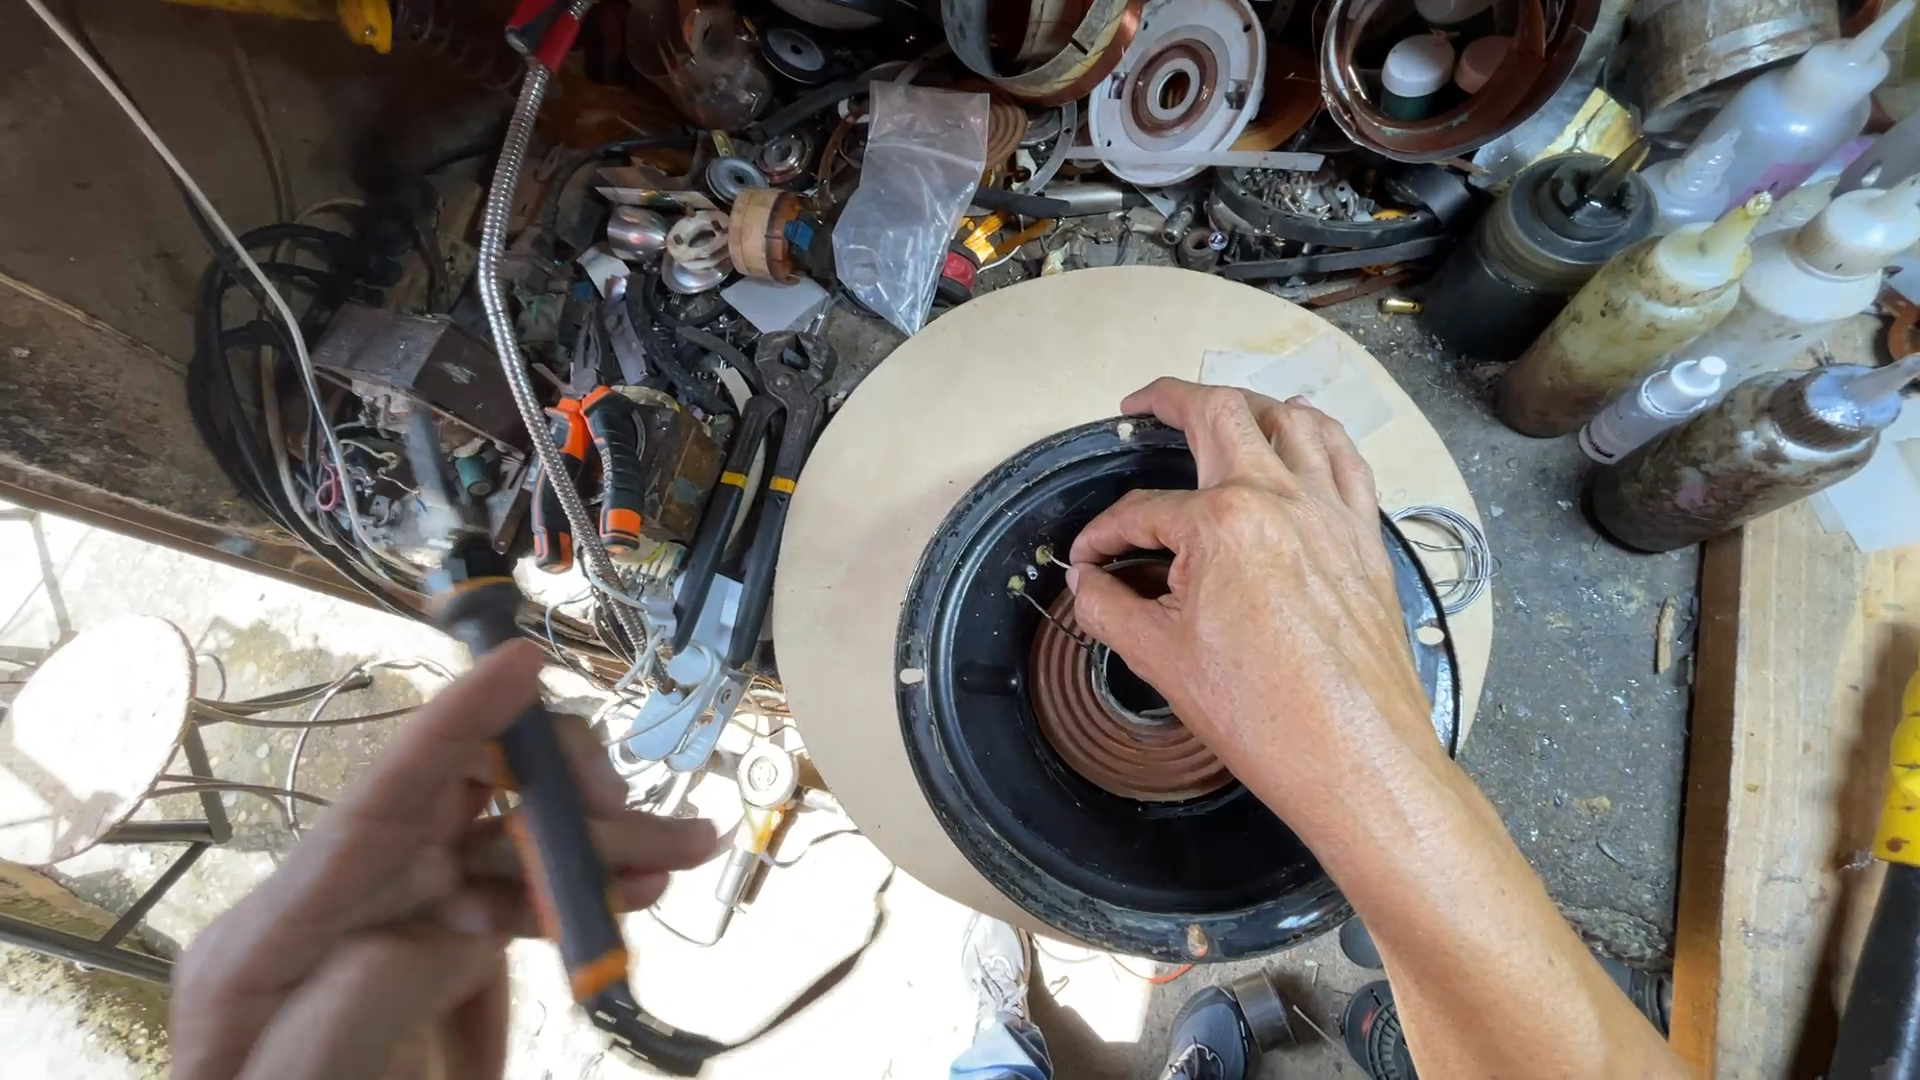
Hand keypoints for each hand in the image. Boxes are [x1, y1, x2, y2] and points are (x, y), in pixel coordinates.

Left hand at [171, 641, 717, 1079]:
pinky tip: (645, 886)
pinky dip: (597, 883)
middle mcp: (364, 892)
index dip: (460, 720)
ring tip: (689, 846)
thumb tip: (457, 915)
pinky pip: (540, 886)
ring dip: (608, 839)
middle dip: (566, 787)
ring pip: (528, 838)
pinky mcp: (462, 933)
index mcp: (294, 922)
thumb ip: (358, 1002)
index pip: (381, 798)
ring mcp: (420, 909)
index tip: (526, 660)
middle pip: (479, 798)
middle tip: (632, 811)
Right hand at [1067, 378, 1441, 825]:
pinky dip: (1315, 435)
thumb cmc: (1258, 711)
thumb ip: (1106, 605)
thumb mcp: (1157, 657)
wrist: (1352, 758)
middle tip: (1141, 406)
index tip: (1088, 561)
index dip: (1102, 535)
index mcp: (1221, 524)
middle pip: (1220, 412)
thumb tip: (1084, 582)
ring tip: (1216, 415)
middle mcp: (1279, 498)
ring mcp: (1330, 511)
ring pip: (1291, 419)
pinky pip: (1345, 458)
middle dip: (1169, 399)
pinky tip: (1298, 441)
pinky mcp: (1362, 535)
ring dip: (1246, 405)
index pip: (1140, 511)